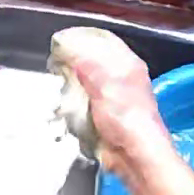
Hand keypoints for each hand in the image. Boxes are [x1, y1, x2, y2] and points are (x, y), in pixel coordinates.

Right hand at [54, 31, 175, 178]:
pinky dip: (74, 104)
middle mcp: (122, 79)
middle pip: (94, 61)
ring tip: (59, 84)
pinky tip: (65, 106)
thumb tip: (71, 48)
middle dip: (74, 62)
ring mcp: (114, 98)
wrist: (136, 157)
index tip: (62, 39)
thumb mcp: (105, 86)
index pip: (104, 41)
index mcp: (128, 65)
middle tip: (57, 63)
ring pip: (87, 82)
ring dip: (73, 85)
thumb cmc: (128, 121)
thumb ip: (87, 66)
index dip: (83, 37)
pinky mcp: (105, 117)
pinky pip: (85, 103)